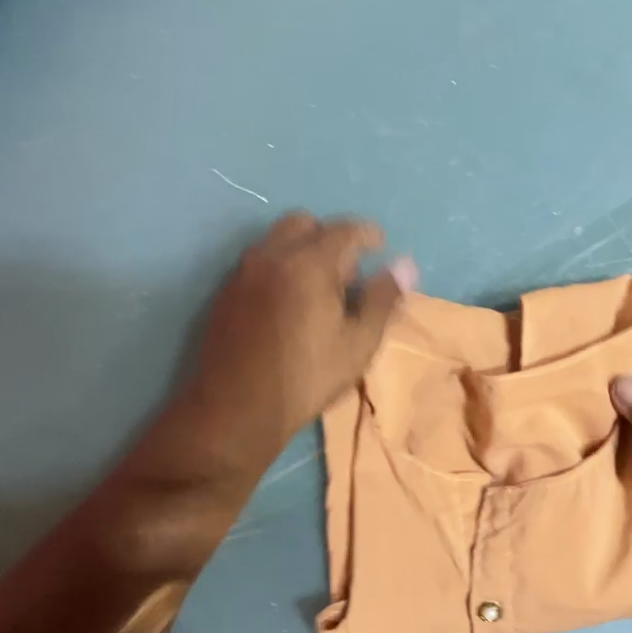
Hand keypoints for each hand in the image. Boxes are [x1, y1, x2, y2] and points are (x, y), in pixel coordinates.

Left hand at [92, 213, 413, 580]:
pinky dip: (280, 268)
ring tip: (320, 290)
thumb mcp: (359, 343)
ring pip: (277, 241)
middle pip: (305, 224)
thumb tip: (405, 265)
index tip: (381, 246)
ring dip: (302, 250)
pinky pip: (258, 263)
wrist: (237, 408)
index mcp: (309, 263)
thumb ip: (383, 299)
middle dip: (330, 237)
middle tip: (348, 272)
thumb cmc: (307, 377)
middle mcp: (272, 256)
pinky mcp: (225, 293)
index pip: (345, 230)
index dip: (368, 234)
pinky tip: (290, 304)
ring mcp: (243, 272)